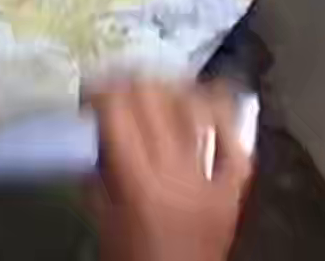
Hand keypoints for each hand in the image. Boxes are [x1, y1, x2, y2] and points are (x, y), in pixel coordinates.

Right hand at [84, 81, 252, 260]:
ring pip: (193, 110)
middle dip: (128, 80)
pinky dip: (224, 117)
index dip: (99, 88)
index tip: (89, 89)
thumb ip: (99, 157)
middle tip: (115, 83)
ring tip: (154, 81)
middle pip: (152, 98)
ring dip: (171, 87)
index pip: (116, 107)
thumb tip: (95, 116)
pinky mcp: (233, 192)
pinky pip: (234, 146)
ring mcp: (208, 180)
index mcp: (136, 179)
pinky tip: (209, 94)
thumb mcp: (99, 203)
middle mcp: (174, 173)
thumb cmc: (128, 251)